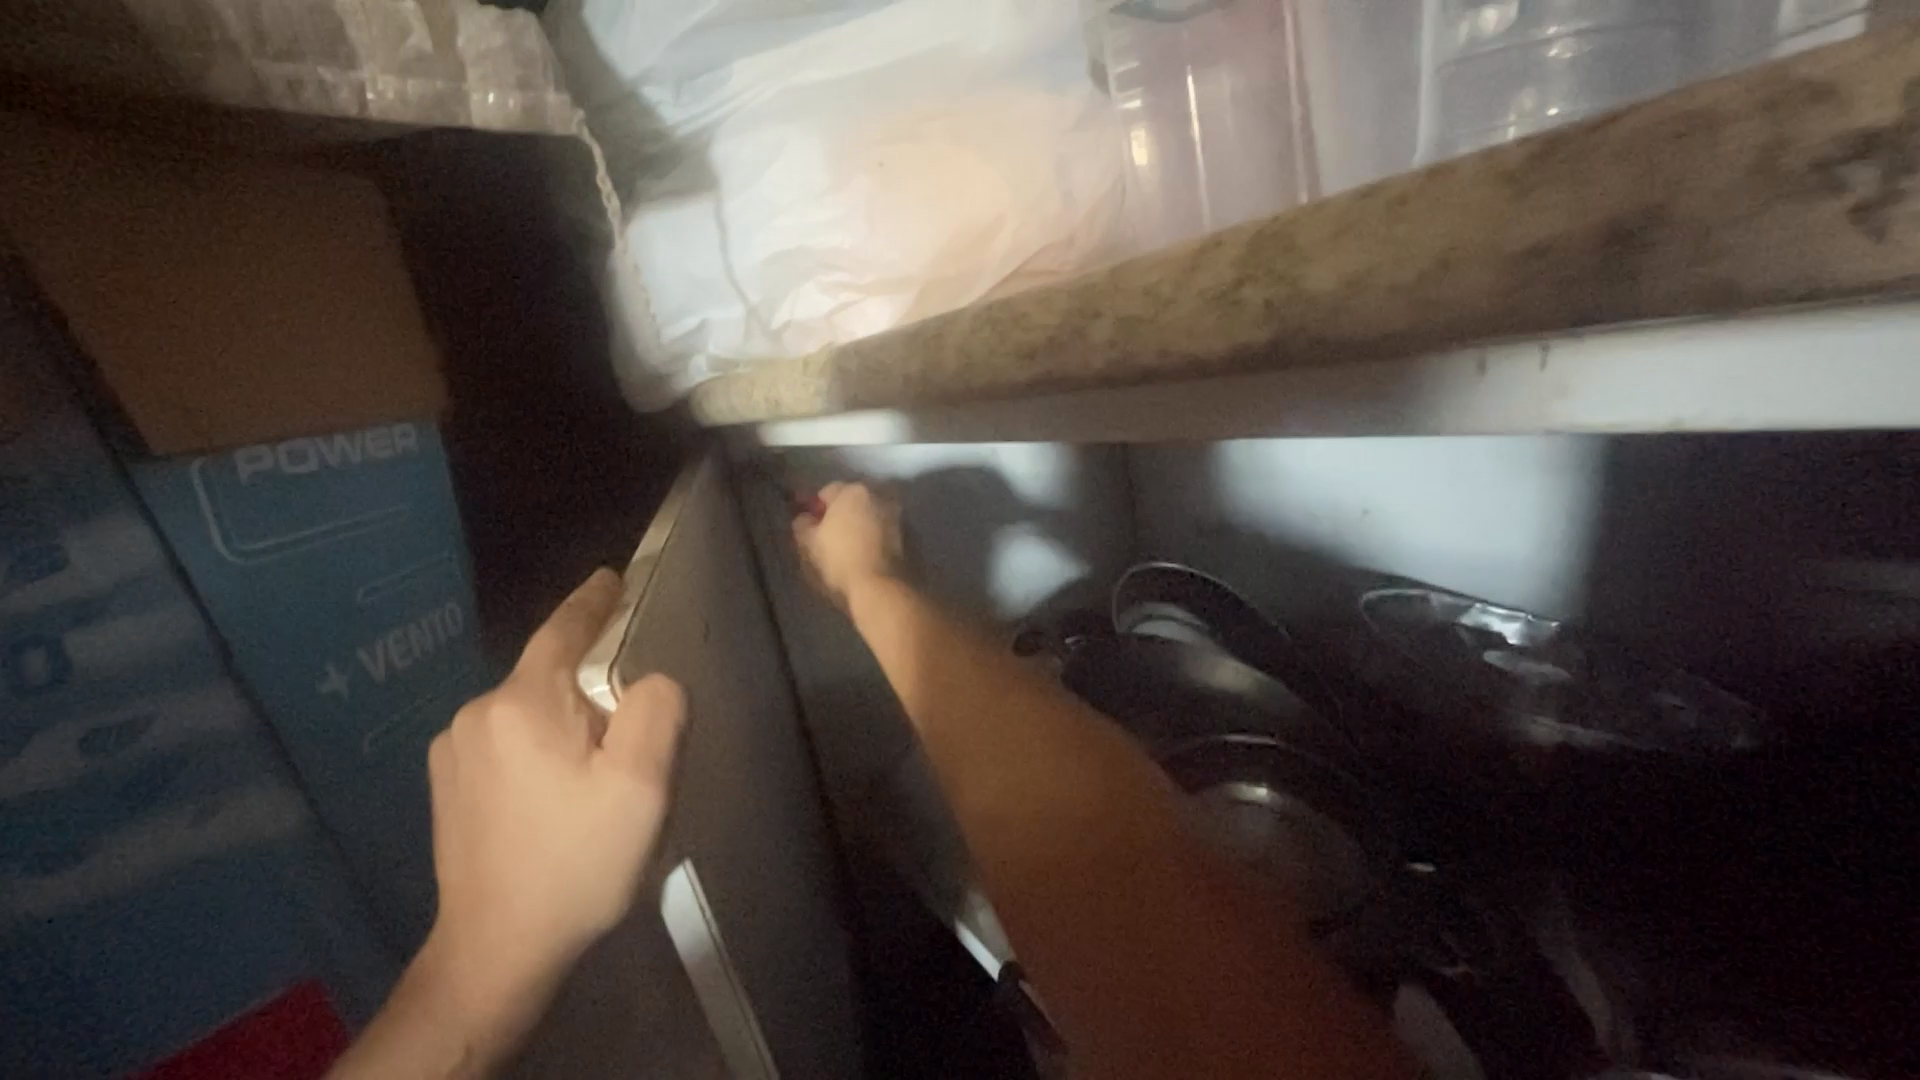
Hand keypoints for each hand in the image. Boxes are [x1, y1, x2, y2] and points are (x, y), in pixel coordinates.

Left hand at [421, 569, 686, 1027]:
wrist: (497, 952)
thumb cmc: (577, 861)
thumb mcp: (641, 784)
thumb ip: (656, 709)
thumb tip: (649, 681)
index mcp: (522, 704)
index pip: (563, 630)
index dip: (593, 602)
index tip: (612, 577)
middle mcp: (476, 714)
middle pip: (551, 675)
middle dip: (592, 686)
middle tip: (633, 732)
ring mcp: (452, 752)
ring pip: (530, 711)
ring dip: (566, 721)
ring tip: (597, 774)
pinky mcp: (447, 785)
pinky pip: (508, 740)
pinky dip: (541, 745)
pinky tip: (558, 792)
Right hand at [792, 482, 902, 607]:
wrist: (884, 589)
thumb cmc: (840, 562)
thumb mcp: (809, 544)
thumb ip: (803, 524)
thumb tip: (806, 518)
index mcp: (853, 491)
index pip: (828, 491)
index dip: (816, 508)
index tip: (811, 525)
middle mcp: (881, 496)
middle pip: (855, 501)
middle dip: (843, 514)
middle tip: (831, 538)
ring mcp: (900, 516)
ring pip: (875, 516)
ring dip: (864, 526)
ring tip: (853, 549)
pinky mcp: (914, 537)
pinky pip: (889, 533)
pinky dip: (880, 539)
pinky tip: (872, 558)